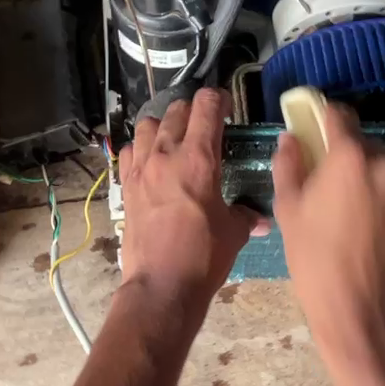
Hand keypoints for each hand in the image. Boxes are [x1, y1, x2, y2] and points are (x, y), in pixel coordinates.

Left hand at [117, 88, 263, 307]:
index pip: (207, 105)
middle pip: (177, 110)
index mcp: (198, 158)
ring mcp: (142, 168)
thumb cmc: (203, 256)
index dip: (219, 99)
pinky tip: (151, 162)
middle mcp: (166, 154)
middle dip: (194, 111)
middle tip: (206, 125)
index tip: (227, 107)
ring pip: (148, 124)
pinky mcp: (126, 186)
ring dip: (163, 125)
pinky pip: (129, 151)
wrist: (162, 286)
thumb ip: (246, 216)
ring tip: (175, 139)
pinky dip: (141, 148)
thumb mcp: (233, 233)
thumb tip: (259, 219)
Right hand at [272, 102, 384, 370]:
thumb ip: (289, 164)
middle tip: (329, 181)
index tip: (314, 125)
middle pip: (365, 144)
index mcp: (350, 157)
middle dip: (347, 154)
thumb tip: (291, 139)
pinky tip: (373, 229)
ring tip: (352, 210)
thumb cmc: (314, 257)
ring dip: (369, 178)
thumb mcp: (288, 208)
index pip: (340, 115)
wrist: (360, 310)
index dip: (324, 116)